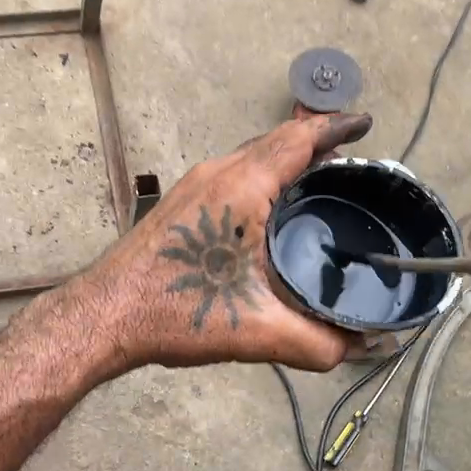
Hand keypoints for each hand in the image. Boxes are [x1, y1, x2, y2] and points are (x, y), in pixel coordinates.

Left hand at [81, 112, 374, 372]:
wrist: (106, 313)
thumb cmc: (177, 312)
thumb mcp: (259, 332)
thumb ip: (319, 343)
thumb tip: (359, 347)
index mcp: (241, 187)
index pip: (298, 139)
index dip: (335, 127)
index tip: (365, 124)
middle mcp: (216, 174)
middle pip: (274, 142)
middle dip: (315, 143)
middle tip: (350, 160)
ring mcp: (192, 186)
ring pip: (249, 157)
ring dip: (284, 160)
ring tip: (316, 180)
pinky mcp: (178, 203)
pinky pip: (230, 174)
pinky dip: (260, 177)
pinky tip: (268, 208)